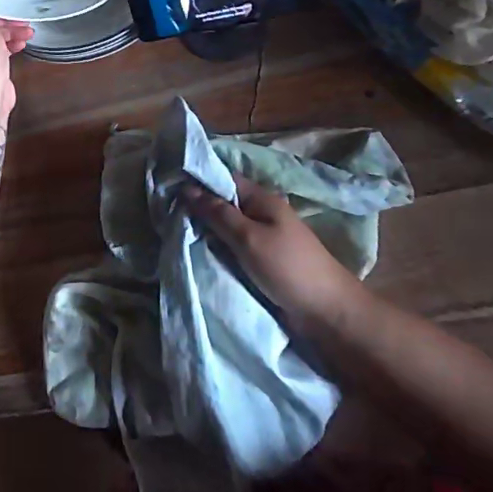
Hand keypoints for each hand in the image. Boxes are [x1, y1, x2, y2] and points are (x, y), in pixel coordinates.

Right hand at [182, 176, 362, 324]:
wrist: (327, 313)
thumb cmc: (288, 268)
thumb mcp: (248, 237)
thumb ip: (217, 212)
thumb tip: (187, 188)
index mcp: (262, 199)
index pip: (223, 178)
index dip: (197, 178)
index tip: (167, 183)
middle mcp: (261, 213)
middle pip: (223, 202)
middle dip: (197, 205)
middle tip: (165, 209)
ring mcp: (263, 237)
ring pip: (226, 225)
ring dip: (205, 228)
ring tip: (174, 228)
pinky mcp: (262, 259)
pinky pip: (232, 245)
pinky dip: (216, 245)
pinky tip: (197, 248)